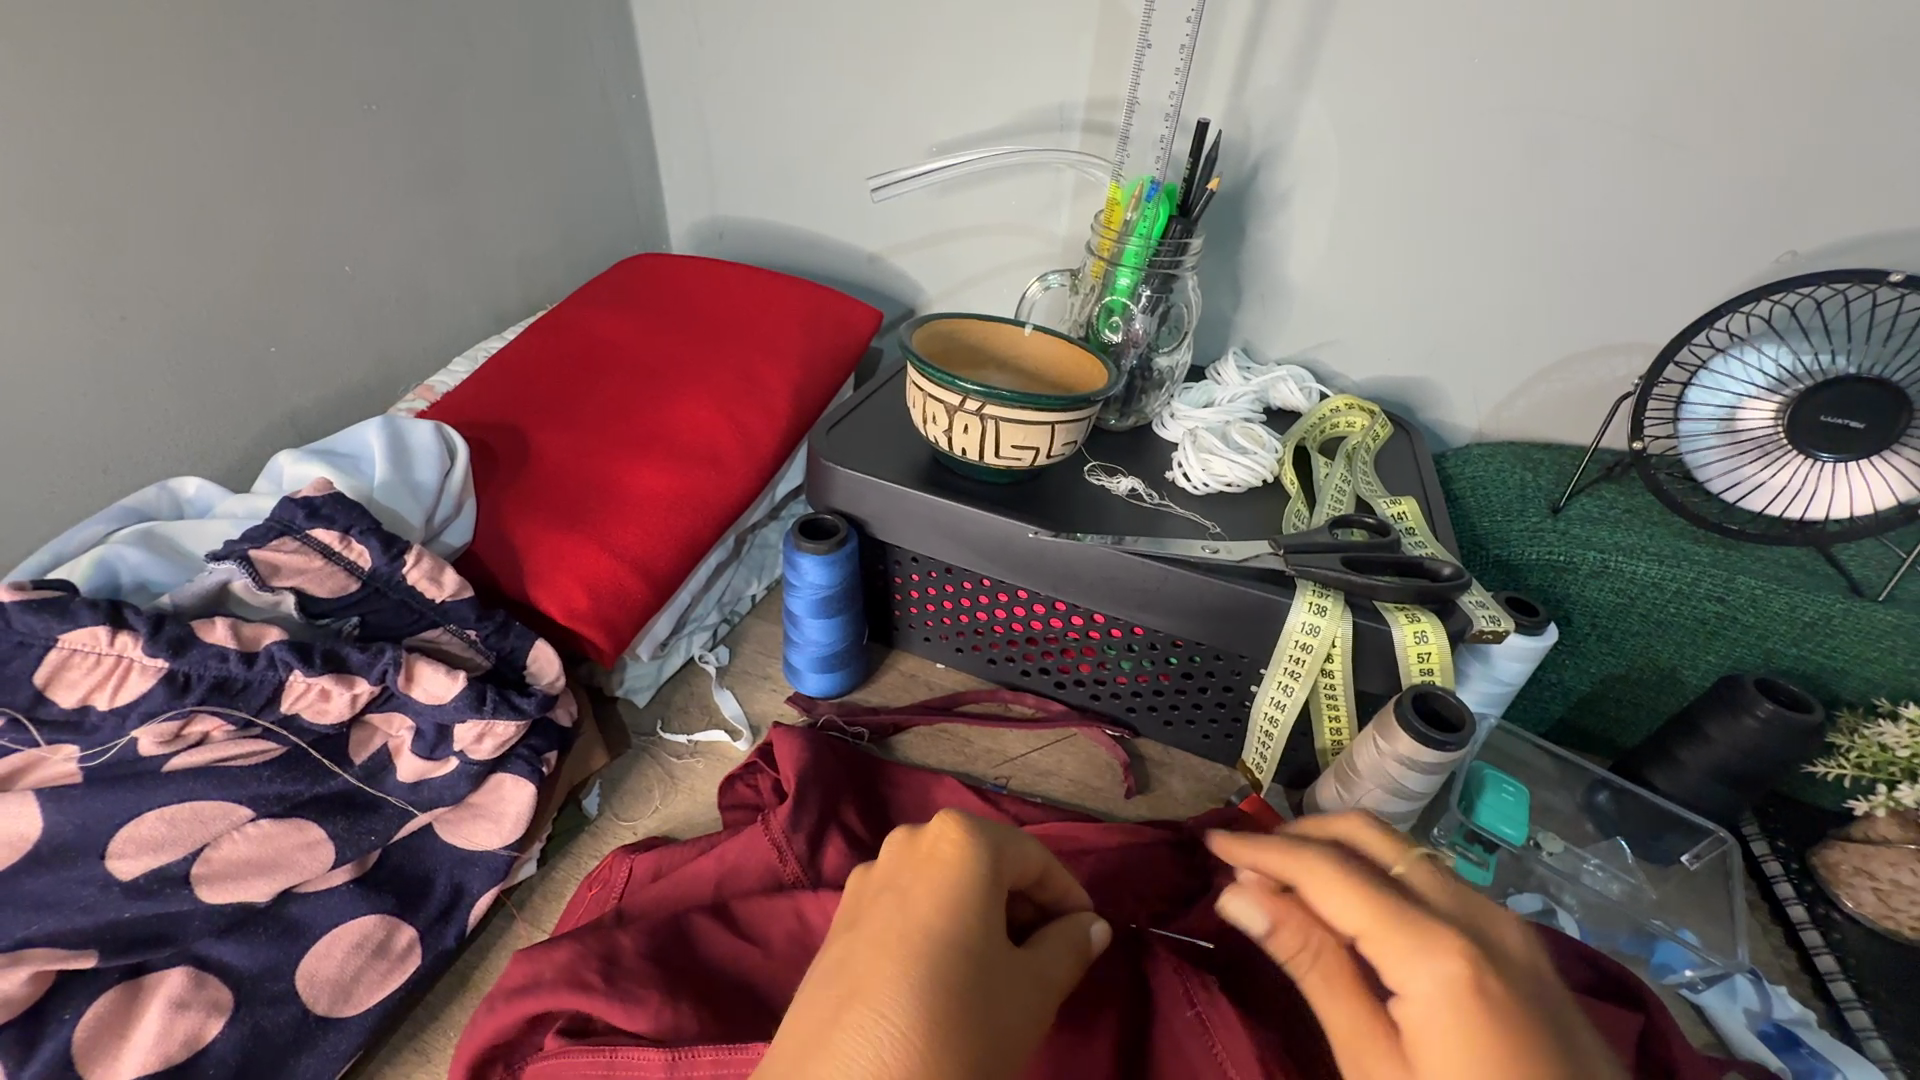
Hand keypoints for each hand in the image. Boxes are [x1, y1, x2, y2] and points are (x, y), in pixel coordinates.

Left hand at [754, 809, 1110, 1079]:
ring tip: (999, 971)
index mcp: (961, 840)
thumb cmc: (956, 1025)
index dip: (1068, 899)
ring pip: (944, 883)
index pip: (1035, 859)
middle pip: (986, 863)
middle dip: (1022, 905)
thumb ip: (1069, 947)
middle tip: (1048, 958)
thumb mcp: (1031, 992)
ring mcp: (870, 875)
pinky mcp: (841, 914)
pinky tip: (946, 976)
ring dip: (979, 916)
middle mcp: (911, 839)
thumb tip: (1092, 926)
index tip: (1087, 937)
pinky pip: (907, 904)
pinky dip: (937, 926)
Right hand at [1206, 812, 1625, 1079]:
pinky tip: (1352, 910)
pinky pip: (1434, 881)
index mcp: (1437, 949)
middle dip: (1298, 836)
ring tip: (1286, 884)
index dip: (1261, 850)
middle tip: (1244, 863)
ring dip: (1336, 851)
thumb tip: (1238, 892)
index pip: (1325, 867)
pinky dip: (1378, 875)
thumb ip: (1313, 968)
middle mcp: (1475, 914)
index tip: (1210, 841)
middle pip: (1366, 835)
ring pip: (1402, 851)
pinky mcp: (1524, 947)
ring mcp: (1508, 926)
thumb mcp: (1378, 1072)